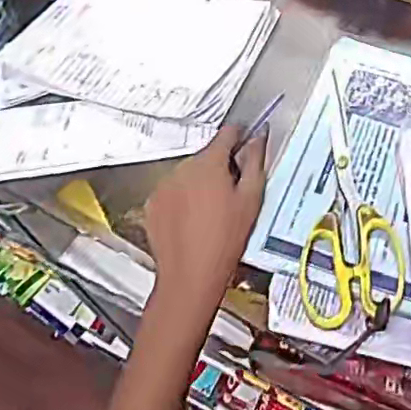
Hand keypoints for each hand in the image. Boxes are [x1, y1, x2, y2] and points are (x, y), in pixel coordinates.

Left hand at [143, 125, 269, 321]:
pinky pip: (173, 190)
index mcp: (209, 162)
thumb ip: (255, 161)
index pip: (227, 133)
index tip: (246, 144)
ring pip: (189, 173)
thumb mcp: (251, 198)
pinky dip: (183, 198)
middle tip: (232, 192)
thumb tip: (258, 138)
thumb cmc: (226, 238)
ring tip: (212, 210)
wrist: (190, 276)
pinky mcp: (153, 203)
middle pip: (207, 155)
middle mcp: (183, 167)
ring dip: (200, 182)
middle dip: (220, 167)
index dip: (240, 136)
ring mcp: (164, 185)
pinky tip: (193, 219)